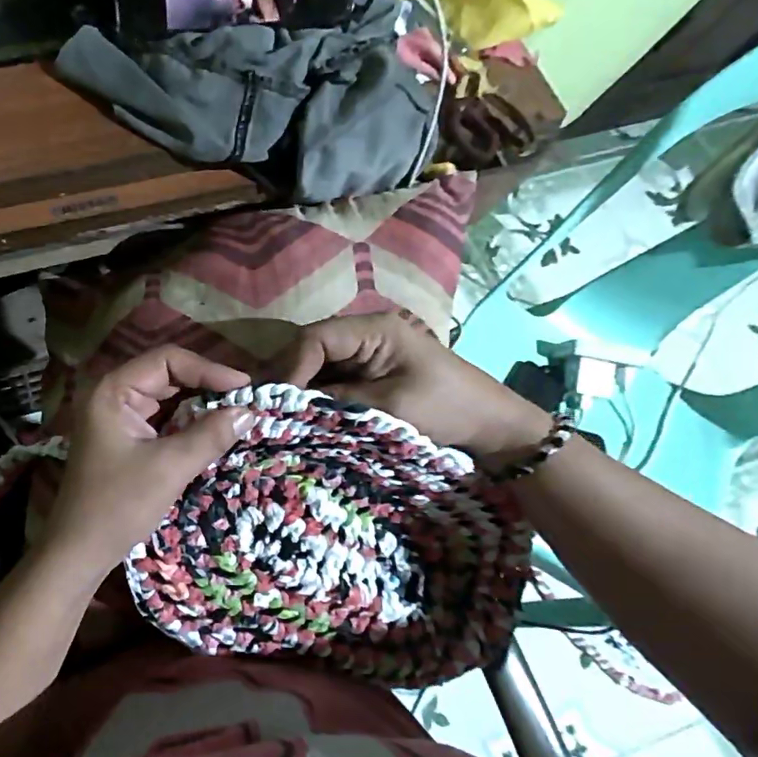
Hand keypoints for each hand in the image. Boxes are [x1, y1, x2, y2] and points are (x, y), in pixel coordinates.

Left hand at [44, 347, 255, 573]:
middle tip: (245, 401)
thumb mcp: (169, 468)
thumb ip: (209, 435)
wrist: (79, 551)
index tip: (244, 387)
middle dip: (206, 386)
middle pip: (167, 375)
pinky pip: (162, 421)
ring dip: (200, 406)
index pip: (167, 360)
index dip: (208, 369)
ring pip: (167, 399)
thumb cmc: (118, 505)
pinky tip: (213, 433)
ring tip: (236, 415)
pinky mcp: (125, 441)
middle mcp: (113, 397)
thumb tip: (249, 412)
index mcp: (113, 391)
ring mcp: (117, 419)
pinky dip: (187, 425)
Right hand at [271, 312, 552, 464]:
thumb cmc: (448, 409)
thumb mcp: (390, 408)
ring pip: (315, 367)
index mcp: (374, 329)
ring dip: (298, 390)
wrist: (492, 427)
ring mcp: (364, 355)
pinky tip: (300, 417)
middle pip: (309, 350)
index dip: (290, 367)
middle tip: (265, 410)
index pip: (314, 339)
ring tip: (276, 415)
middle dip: (287, 378)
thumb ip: (337, 402)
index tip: (276, 401)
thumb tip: (288, 405)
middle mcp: (363, 335)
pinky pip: (329, 382)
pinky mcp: (366, 375)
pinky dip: (314, 398)